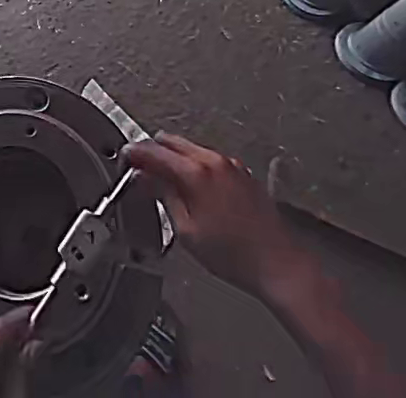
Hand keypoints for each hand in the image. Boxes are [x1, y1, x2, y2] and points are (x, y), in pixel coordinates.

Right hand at [123, 132, 305, 296]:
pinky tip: (193, 189)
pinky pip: (208, 159)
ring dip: (174, 158)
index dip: (134, 153)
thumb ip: (163, 196)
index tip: (125, 158)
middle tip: (141, 170)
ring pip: (190, 148)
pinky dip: (194, 165)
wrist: (280, 265)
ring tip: (166, 183)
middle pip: (171, 141)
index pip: (154, 151)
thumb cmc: (236, 255)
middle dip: (153, 152)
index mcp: (196, 173)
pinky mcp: (242, 173)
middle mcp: (213, 161)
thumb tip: (146, 179)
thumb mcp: (186, 230)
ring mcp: (230, 165)